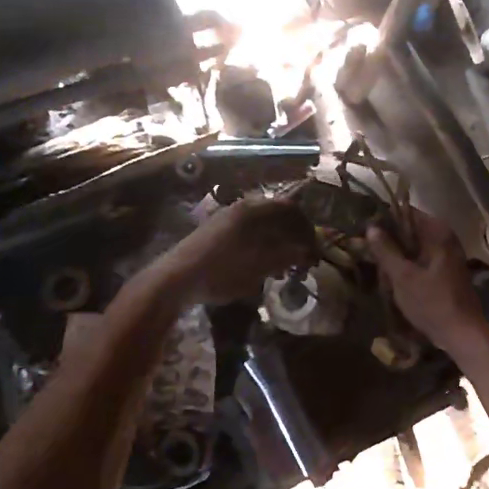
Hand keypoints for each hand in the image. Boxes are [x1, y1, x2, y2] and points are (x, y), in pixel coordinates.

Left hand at [157, 198, 314, 303]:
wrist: (175, 279)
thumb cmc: (221, 271)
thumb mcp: (259, 266)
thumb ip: (286, 255)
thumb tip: (308, 251)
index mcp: (252, 211)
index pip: (290, 208)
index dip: (306, 227)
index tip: (313, 247)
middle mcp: (240, 208)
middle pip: (277, 215)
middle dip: (293, 235)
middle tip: (302, 256)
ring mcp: (226, 219)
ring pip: (262, 225)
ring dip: (278, 241)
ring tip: (285, 264)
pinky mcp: (216, 232)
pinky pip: (248, 232)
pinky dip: (262, 245)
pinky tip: (262, 265)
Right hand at [367, 208, 488, 355]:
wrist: (462, 333)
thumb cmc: (431, 302)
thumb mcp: (402, 277)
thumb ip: (386, 250)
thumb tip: (371, 228)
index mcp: (438, 232)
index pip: (406, 213)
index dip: (384, 219)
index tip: (363, 228)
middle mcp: (445, 238)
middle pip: (411, 230)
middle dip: (388, 238)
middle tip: (363, 246)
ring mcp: (447, 255)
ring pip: (415, 246)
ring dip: (396, 254)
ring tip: (373, 261)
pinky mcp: (445, 271)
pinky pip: (421, 259)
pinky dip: (407, 264)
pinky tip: (390, 275)